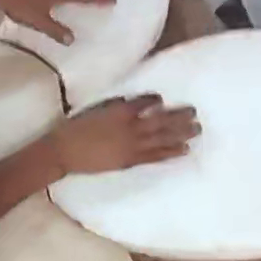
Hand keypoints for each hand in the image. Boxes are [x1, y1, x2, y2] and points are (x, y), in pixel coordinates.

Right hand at [51, 94, 199, 174]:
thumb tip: (129, 104)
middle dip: (180, 115)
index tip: (160, 100)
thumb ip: (113, 107)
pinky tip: (184, 149)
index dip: (155, 100)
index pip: (146, 102)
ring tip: (197, 130)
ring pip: (163, 137)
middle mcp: (132, 127)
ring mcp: (132, 145)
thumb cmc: (73, 129)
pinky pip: (155, 156)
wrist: (63, 153)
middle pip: (162, 119)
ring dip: (182, 133)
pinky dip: (171, 152)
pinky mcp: (130, 160)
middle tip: (194, 112)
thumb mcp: (94, 110)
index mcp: (121, 112)